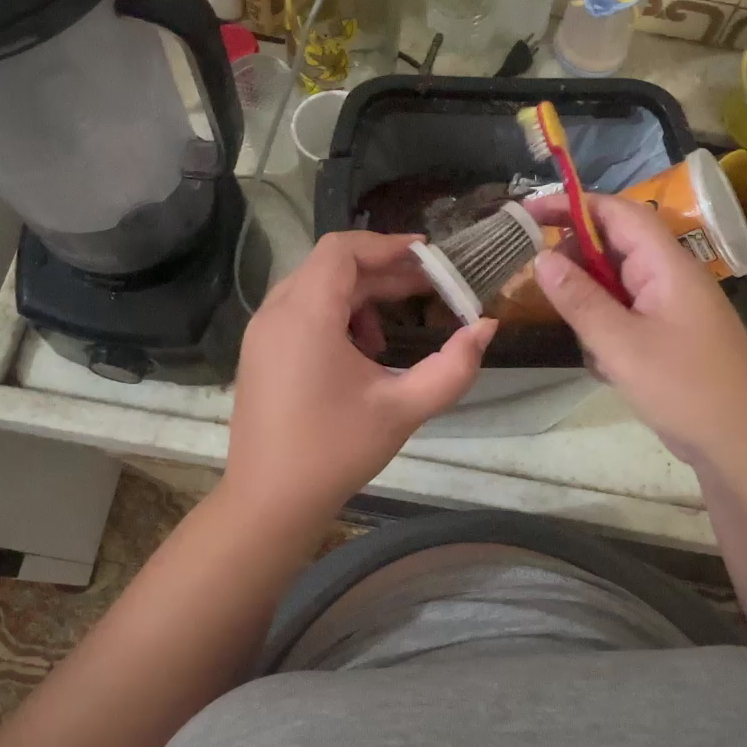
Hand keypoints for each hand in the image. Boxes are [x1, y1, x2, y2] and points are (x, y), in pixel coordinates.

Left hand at [225, 231, 497, 522]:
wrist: (269, 501)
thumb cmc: (336, 451)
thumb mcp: (404, 408)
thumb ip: (453, 367)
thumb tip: (487, 327)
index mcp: (306, 314)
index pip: (343, 249)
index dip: (388, 245)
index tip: (429, 257)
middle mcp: (276, 313)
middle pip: (332, 268)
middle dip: (382, 275)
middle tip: (429, 291)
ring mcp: (261, 334)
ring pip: (315, 290)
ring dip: (359, 299)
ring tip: (391, 336)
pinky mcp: (259, 355)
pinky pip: (300, 314)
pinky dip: (335, 319)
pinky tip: (360, 357)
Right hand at [527, 194, 746, 464]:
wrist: (740, 442)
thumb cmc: (683, 388)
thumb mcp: (620, 344)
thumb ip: (579, 300)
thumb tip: (542, 258)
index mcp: (668, 266)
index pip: (619, 213)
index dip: (574, 206)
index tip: (531, 212)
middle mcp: (672, 278)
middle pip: (617, 246)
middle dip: (577, 259)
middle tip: (539, 279)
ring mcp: (674, 308)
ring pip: (618, 285)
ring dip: (591, 303)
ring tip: (579, 336)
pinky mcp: (671, 336)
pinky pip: (628, 315)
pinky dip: (607, 330)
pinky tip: (604, 364)